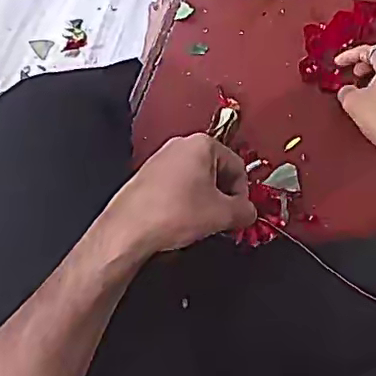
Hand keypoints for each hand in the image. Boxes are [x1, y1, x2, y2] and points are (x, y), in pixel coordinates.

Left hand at [95, 133, 256, 258]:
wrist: (127, 230)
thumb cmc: (169, 214)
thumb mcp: (222, 215)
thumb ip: (245, 211)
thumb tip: (248, 212)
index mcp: (202, 144)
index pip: (238, 166)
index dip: (242, 193)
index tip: (240, 211)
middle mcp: (181, 146)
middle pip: (218, 171)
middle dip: (223, 197)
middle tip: (223, 218)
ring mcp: (162, 159)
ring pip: (198, 180)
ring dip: (205, 200)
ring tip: (201, 222)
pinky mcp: (149, 176)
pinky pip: (178, 186)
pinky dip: (186, 202)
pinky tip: (182, 221)